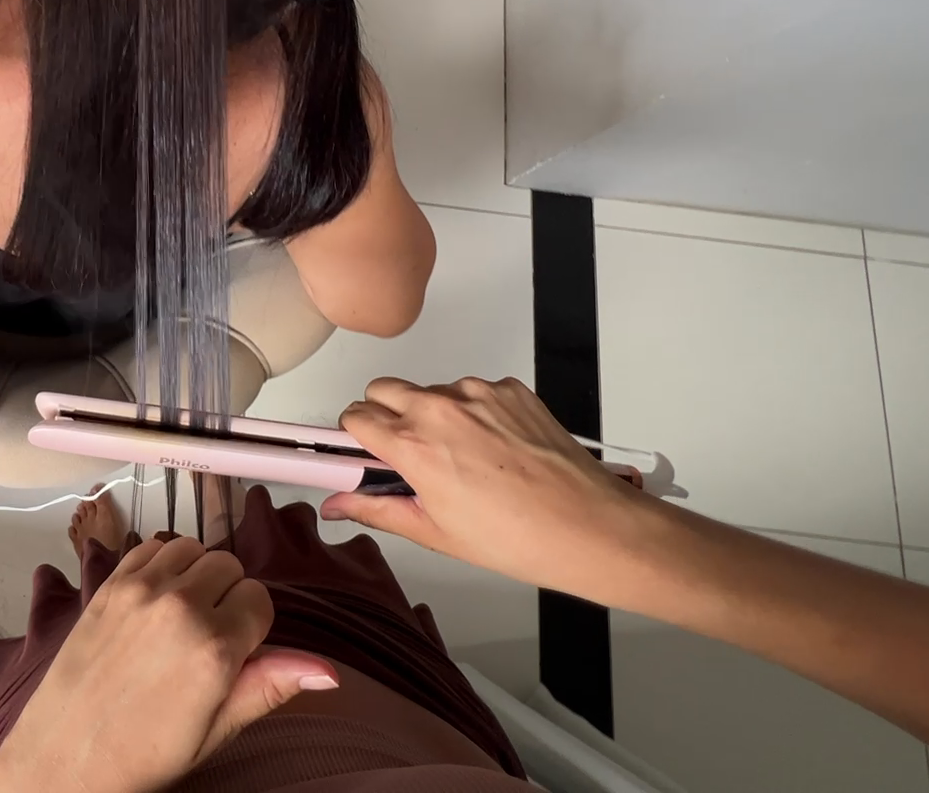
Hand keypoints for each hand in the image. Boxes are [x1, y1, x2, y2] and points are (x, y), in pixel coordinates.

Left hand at [0, 536, 335, 792]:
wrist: (65, 757)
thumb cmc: (144, 756)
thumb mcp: (216, 732)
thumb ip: (268, 687)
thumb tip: (328, 672)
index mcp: (214, 648)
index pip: (261, 599)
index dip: (254, 625)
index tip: (236, 650)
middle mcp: (180, 605)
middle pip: (229, 566)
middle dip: (228, 595)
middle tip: (209, 634)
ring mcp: (140, 588)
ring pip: (193, 547)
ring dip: (196, 571)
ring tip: (184, 612)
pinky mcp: (111, 582)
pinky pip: (152, 545)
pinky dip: (162, 561)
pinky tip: (157, 596)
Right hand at [320, 377, 655, 601]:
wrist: (594, 529)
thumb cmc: (517, 539)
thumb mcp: (435, 533)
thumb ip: (375, 509)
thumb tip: (334, 505)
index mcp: (412, 445)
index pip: (354, 415)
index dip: (356, 436)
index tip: (367, 452)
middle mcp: (438, 409)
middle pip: (381, 389)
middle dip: (383, 414)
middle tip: (407, 450)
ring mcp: (476, 394)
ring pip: (428, 390)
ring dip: (430, 412)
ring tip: (463, 454)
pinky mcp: (508, 389)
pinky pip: (471, 390)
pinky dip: (473, 410)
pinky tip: (495, 445)